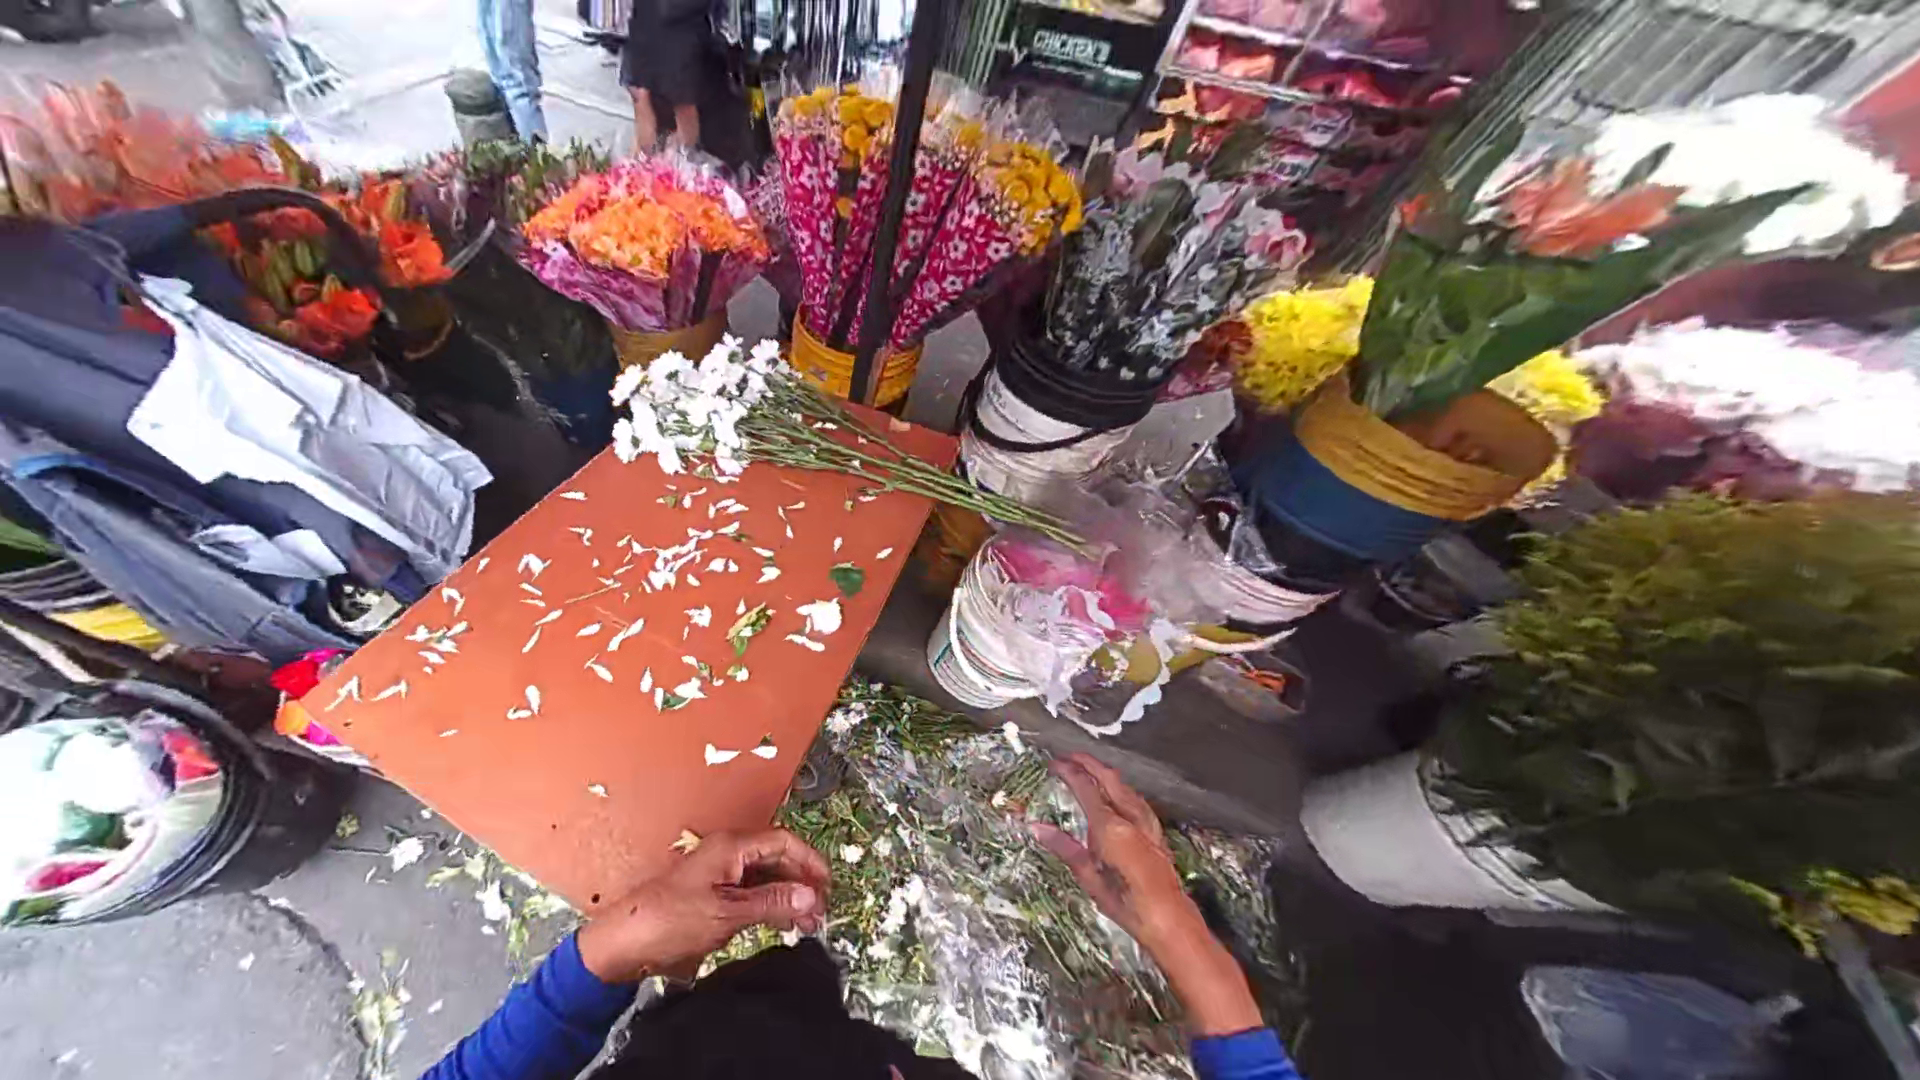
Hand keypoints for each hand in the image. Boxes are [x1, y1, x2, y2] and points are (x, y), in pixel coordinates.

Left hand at [576, 829, 830, 983]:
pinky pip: (752, 890)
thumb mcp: (727, 913)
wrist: (621, 944)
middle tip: (821, 908)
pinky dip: (770, 903)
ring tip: (807, 922)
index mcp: (732, 845)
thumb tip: (812, 896)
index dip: (809, 860)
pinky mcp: (714, 892)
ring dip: (788, 894)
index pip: (783, 842)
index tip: (827, 884)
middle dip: (802, 880)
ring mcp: (721, 872)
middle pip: (777, 857)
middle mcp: (729, 852)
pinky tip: (783, 922)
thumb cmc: (671, 920)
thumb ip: (771, 902)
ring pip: (766, 875)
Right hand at [1032, 754, 1262, 1036]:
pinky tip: (1116, 791)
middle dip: (1087, 762)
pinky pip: (1134, 796)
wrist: (1169, 920)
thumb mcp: (1089, 877)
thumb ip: (1063, 847)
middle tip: (1069, 757)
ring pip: (1123, 784)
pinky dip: (1119, 786)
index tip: (1054, 763)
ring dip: (1104, 771)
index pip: (1085, 787)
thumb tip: (1036, 828)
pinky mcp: (1155, 828)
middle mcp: (1129, 816)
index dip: (1068, 771)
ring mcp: (1145, 821)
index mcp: (1110, 826)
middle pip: (1107, 776)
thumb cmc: (1126, 903)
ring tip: (1088, 768)